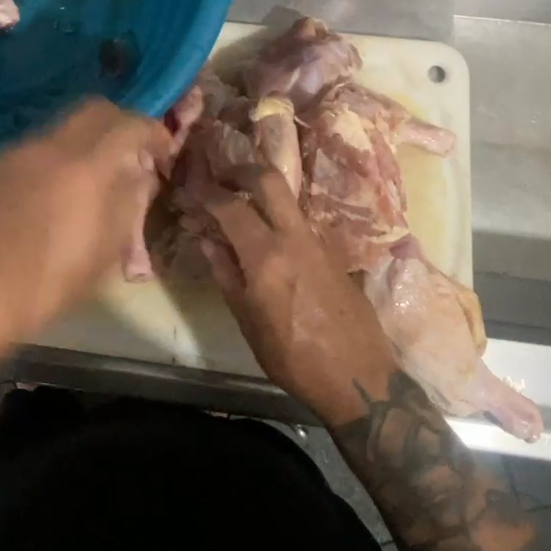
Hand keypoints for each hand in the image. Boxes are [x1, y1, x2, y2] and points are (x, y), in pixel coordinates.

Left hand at [0, 98, 170, 341]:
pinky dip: (53, 159)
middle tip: (132, 152)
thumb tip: (139, 173)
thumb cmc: (50, 283)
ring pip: (62, 128)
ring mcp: (16, 152)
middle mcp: (49, 147)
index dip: (153, 132)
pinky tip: (50, 195)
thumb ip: (129, 201)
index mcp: (84, 168)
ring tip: (90, 180)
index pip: (129, 125)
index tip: (164, 150)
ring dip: (85, 143)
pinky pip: (34, 149)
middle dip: (120, 124)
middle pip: (94, 110)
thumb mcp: (107, 251)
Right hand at [200, 167, 394, 424]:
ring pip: (288, 199)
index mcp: (266, 256)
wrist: (359, 379)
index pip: (230, 206)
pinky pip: (300, 223)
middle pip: (269, 179)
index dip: (206, 193)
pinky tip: (267, 240)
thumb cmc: (293, 357)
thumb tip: (206, 240)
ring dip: (261, 193)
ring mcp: (319, 243)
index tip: (190, 191)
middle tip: (221, 180)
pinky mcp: (334, 254)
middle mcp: (294, 238)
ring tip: (239, 210)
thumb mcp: (247, 321)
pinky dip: (278, 219)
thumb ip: (226, 274)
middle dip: (241, 171)